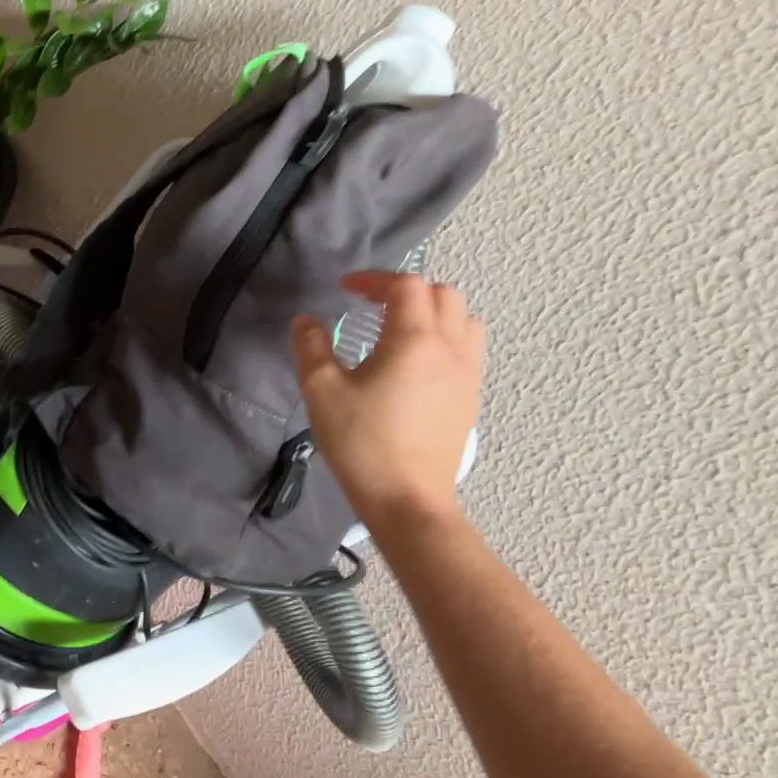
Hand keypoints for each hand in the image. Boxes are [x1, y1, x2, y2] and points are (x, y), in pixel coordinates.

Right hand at [291, 271, 484, 533]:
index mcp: (415, 342)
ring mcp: (467, 374)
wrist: (407, 498)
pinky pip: (468, 346)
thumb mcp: (321, 389)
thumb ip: (312, 346)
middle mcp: (450, 350)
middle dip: (405, 289)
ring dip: (431, 310)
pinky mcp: (469, 397)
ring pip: (463, 319)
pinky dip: (444, 335)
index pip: (407, 286)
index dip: (375, 278)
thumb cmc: (361, 441)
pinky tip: (412, 358)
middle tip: (369, 303)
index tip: (345, 290)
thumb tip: (308, 320)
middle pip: (443, 294)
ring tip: (396, 325)